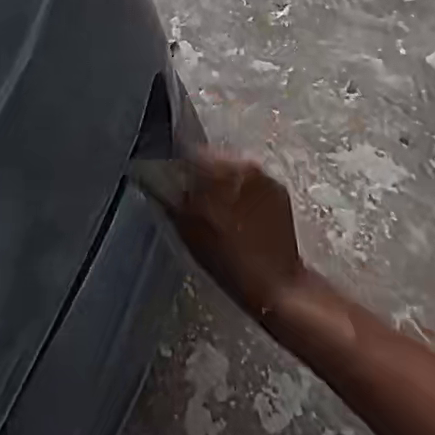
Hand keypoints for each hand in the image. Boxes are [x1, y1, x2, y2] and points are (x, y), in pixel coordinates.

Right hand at [131, 150, 312, 315]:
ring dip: (221, 183)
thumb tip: (155, 176)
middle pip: (212, 157)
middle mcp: (246, 164)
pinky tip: (236, 218)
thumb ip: (169, 193)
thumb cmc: (228, 258)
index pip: (188, 150)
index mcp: (220, 167)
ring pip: (232, 170)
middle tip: (193, 200)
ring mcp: (266, 177)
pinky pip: (251, 183)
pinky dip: (241, 194)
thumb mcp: (185, 225)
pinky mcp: (280, 192)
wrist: (275, 284)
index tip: (171, 181)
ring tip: (216, 212)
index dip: (175, 166)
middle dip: (200, 175)